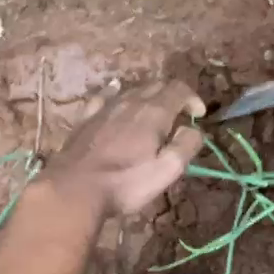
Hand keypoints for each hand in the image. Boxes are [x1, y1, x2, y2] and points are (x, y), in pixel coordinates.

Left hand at [40, 80, 205, 218]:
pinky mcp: (86, 118)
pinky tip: (116, 92)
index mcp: (154, 112)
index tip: (198, 115)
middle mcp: (130, 102)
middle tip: (179, 116)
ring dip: (148, 96)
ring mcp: (105, 108)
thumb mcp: (166, 171)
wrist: (75, 188)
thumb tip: (194, 129)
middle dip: (172, 96)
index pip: (179, 89)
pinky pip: (104, 95)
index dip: (193, 98)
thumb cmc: (125, 183)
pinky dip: (117, 92)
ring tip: (153, 113)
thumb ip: (185, 146)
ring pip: (132, 89)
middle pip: (156, 85)